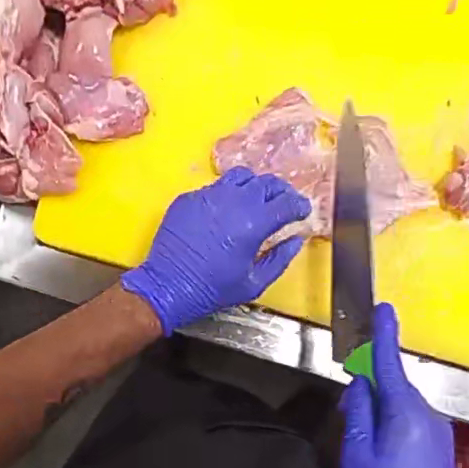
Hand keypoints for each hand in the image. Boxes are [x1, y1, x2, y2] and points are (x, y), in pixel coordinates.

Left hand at [121, 167, 311, 333]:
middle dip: (280, 192)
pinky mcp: (189, 198)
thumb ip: (280, 260)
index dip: (299, 206)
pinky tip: (224, 211)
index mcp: (254, 223)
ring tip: (254, 200)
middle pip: (266, 183)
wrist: (166, 287)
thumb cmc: (211, 290)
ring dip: (253, 186)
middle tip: (282, 203)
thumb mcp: (253, 284)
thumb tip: (295, 240)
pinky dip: (226, 195)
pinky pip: (214, 188)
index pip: (287, 202)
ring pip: (240, 177)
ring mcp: (209, 196)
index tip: (302, 212)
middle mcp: (233, 201)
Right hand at [339, 303, 468, 467]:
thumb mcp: (357, 455)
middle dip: (370, 388)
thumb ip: (356, 413)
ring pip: (402, 405)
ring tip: (362, 444)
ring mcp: (440, 430)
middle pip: (394, 386)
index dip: (384, 335)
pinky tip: (381, 451)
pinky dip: (393, 423)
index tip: (383, 309)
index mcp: (405, 412)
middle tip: (346, 412)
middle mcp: (429, 414)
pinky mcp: (441, 446)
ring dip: (380, 410)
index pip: (391, 364)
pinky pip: (412, 421)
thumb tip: (359, 383)